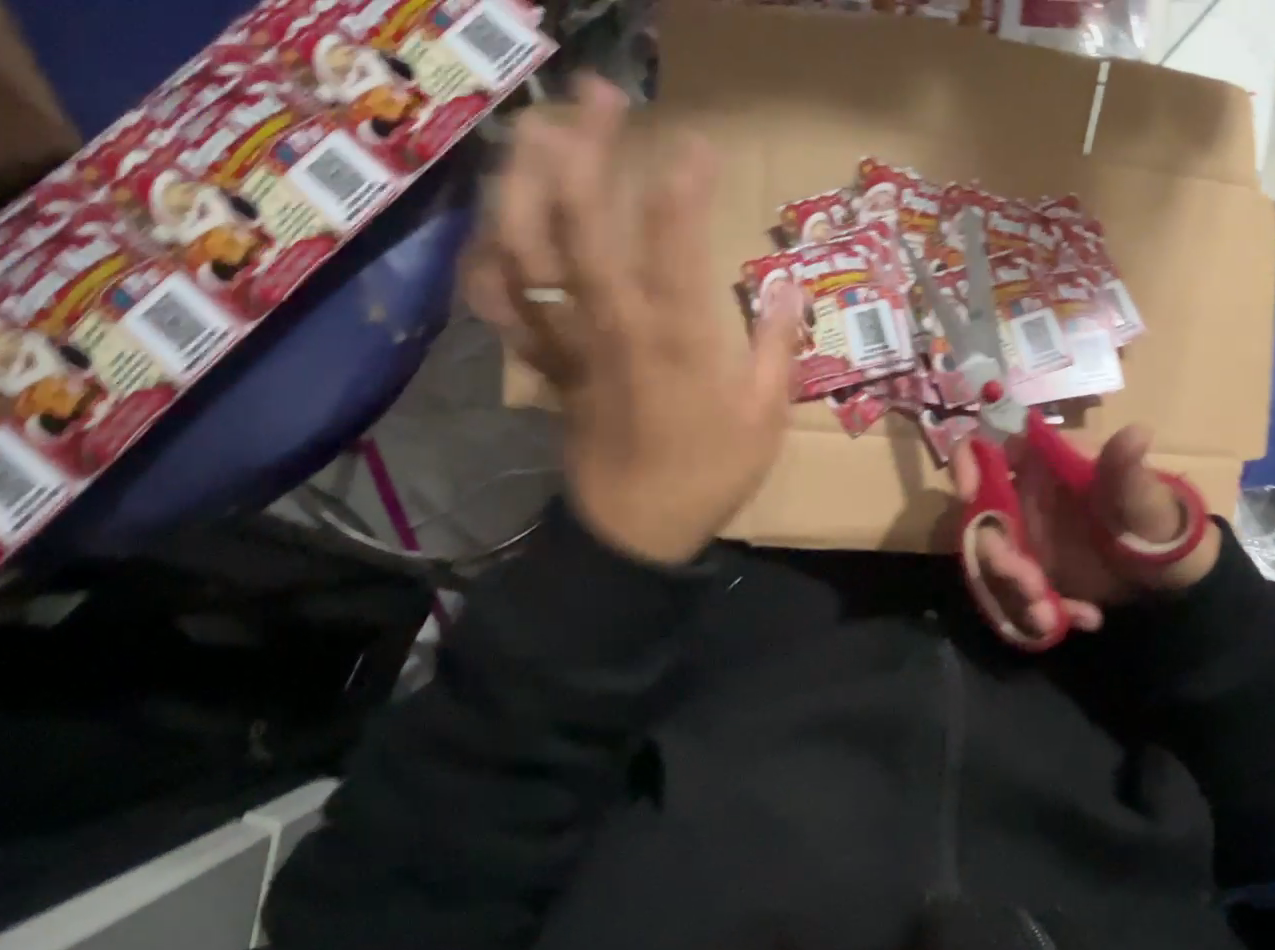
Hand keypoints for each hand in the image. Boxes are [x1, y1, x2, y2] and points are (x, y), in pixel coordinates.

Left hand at [460, 75, 803, 564]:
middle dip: (585, 144)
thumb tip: (786, 285)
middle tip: (601, 95)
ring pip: (526, 247)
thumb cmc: (707, 475)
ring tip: (535, 130)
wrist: (634, 529)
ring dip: (522, 179)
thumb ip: (778, 346)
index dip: (681, 177)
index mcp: (676, 335)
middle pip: (581, 217)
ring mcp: (568, 337)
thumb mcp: (764, 418)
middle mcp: (612, 321)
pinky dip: (487, 257)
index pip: (673, 235)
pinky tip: (495, 222)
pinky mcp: (543, 358)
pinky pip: (501, 302)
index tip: (696, 142)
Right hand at [950, 425, 1220, 641]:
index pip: (987, 452)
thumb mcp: (1145, 496)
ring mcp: (1021, 545)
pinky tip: (1086, 617)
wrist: (1169, 571)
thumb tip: (1138, 431)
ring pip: (993, 568)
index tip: (969, 493)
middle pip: (981, 522)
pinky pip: (1017, 600)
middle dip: (996, 557)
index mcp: (1040, 469)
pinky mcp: (1029, 581)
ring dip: (1016, 594)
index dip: (966, 466)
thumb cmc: (1153, 517)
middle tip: (1030, 584)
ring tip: (1051, 615)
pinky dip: (1043, 615)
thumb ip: (1128, 470)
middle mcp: (1020, 505)